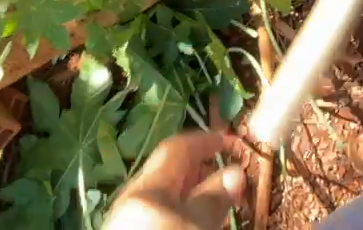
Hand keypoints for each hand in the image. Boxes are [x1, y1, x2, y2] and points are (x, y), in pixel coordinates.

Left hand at [105, 131, 245, 229]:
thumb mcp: (196, 228)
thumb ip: (213, 200)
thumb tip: (234, 171)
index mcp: (145, 189)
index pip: (177, 148)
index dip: (207, 140)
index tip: (234, 142)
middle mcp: (131, 202)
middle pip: (170, 175)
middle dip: (202, 172)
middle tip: (233, 178)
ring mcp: (128, 225)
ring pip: (165, 201)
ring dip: (195, 199)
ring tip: (223, 208)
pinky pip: (158, 220)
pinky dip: (181, 218)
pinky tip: (199, 226)